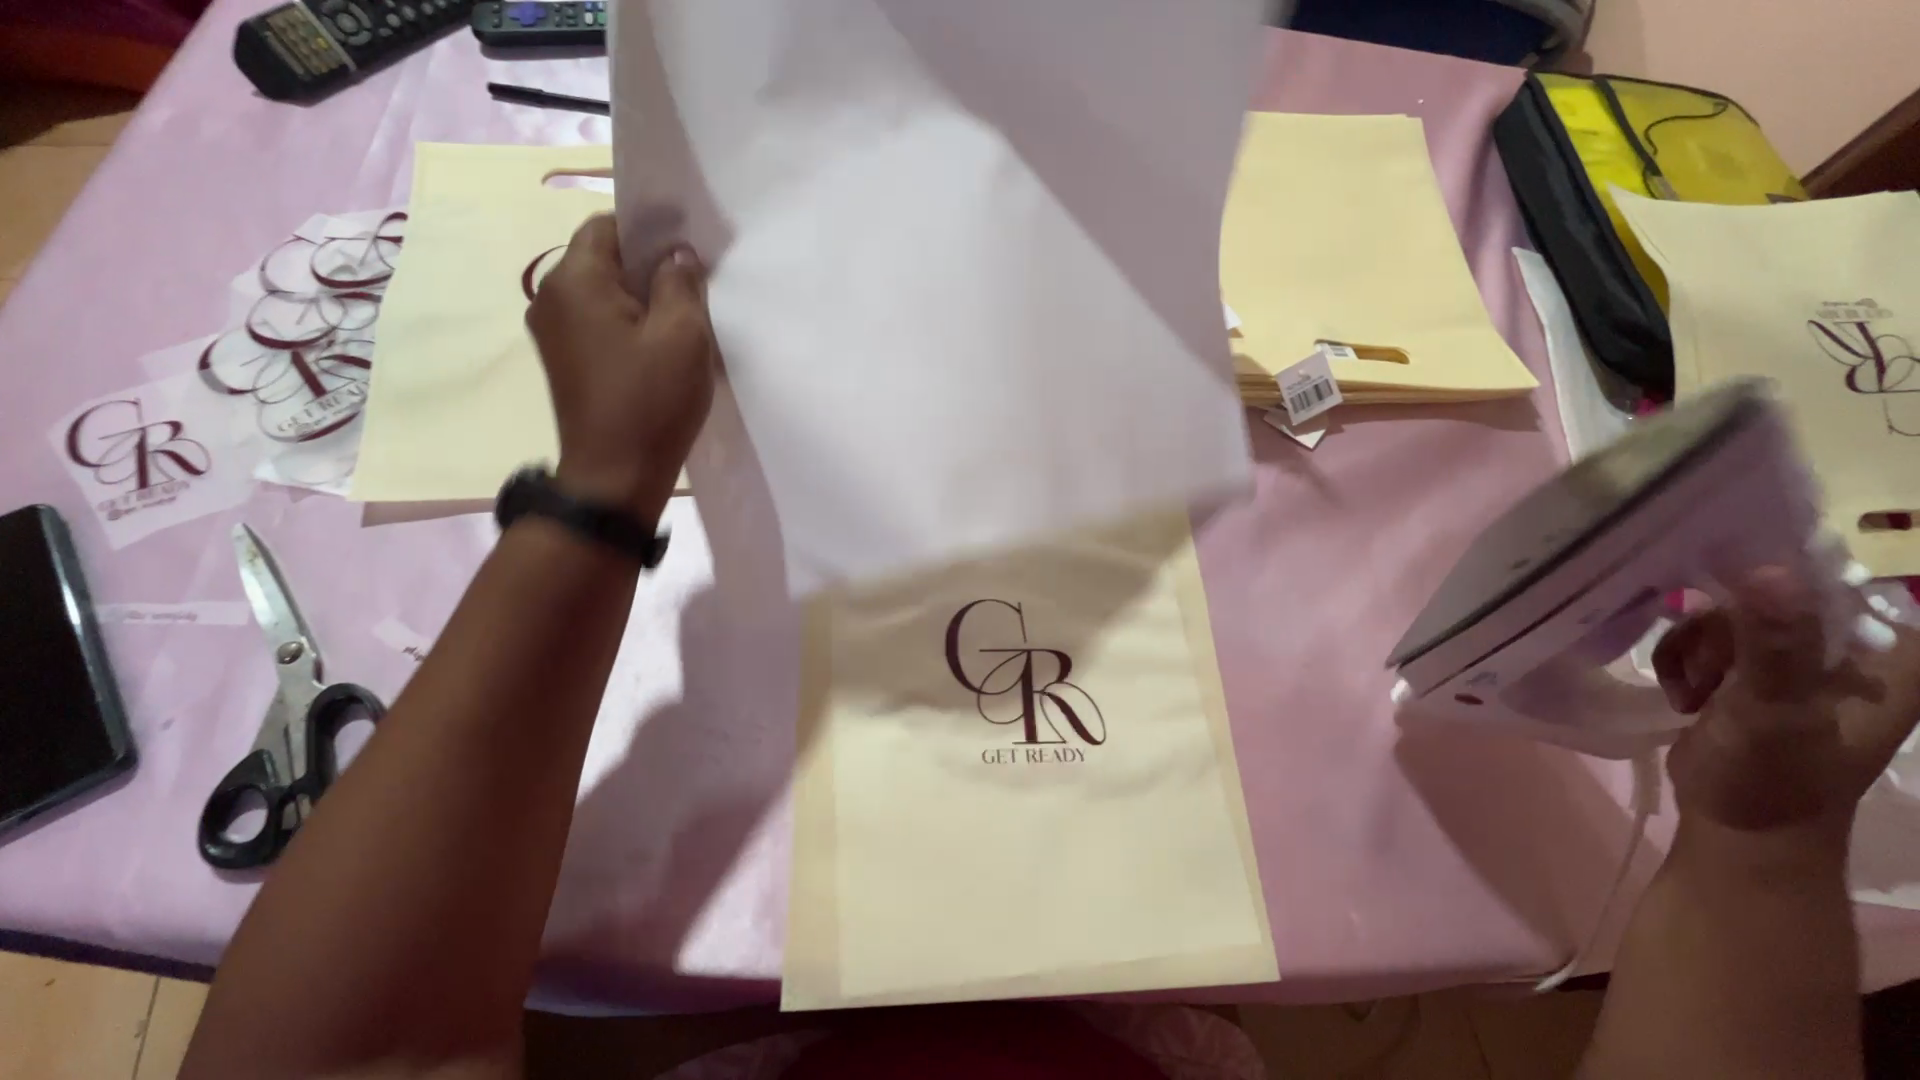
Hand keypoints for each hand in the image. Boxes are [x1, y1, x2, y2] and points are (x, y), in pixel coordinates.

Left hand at [526, 213, 716, 522]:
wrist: (614, 478)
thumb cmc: (651, 401)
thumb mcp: (683, 336)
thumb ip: (681, 283)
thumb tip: (677, 255)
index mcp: (575, 281)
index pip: (607, 225)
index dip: (649, 229)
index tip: (688, 250)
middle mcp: (551, 298)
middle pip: (602, 258)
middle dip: (647, 266)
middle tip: (693, 287)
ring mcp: (553, 333)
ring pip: (602, 293)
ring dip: (640, 299)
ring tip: (680, 321)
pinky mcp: (564, 362)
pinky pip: (597, 323)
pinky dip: (627, 325)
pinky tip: (658, 348)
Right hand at [1652, 568, 1919, 836]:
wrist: (1741, 833)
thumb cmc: (1770, 778)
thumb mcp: (1773, 711)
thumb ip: (1775, 645)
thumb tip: (1768, 569)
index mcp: (1891, 655)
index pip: (1826, 582)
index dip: (1766, 582)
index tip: (1718, 610)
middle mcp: (1857, 651)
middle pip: (1768, 594)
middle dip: (1719, 631)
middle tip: (1707, 673)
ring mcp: (1804, 663)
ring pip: (1731, 615)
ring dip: (1695, 648)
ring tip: (1693, 689)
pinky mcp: (1760, 674)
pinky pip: (1711, 638)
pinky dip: (1685, 659)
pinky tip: (1684, 692)